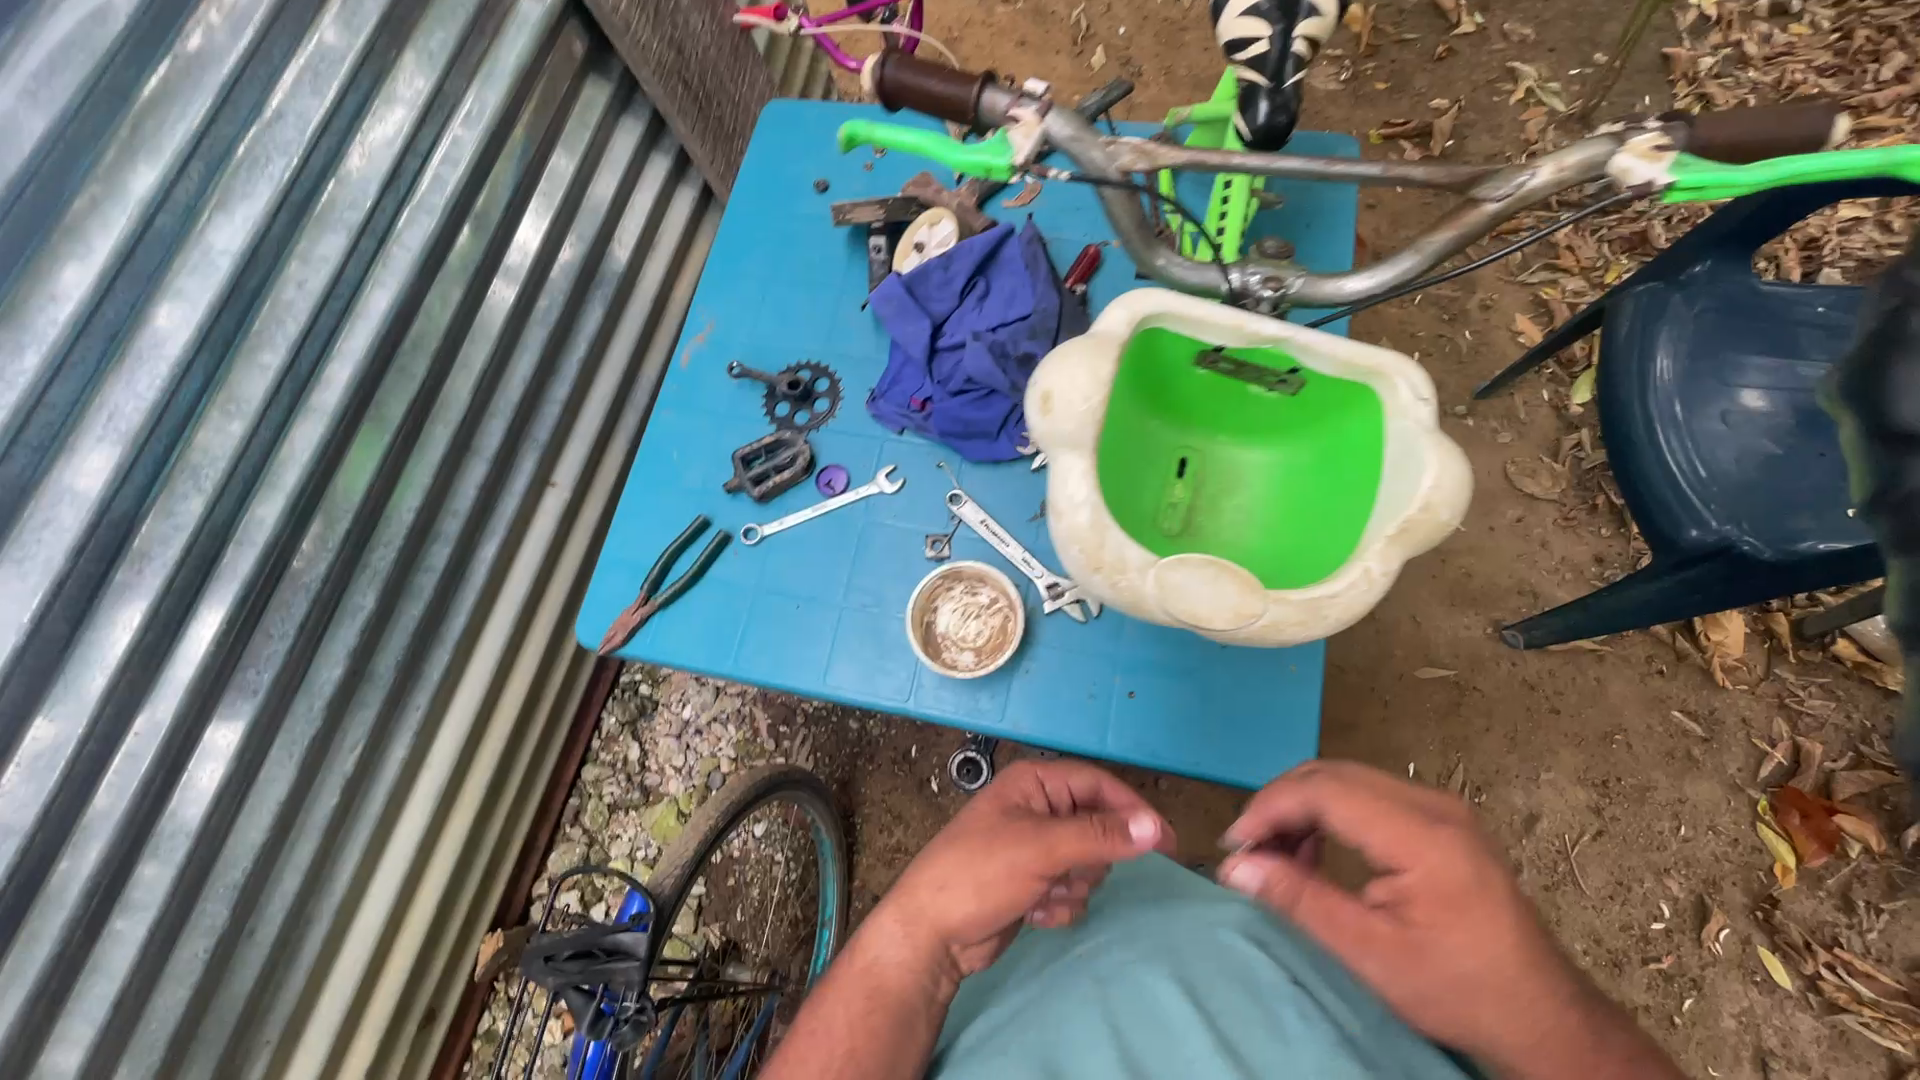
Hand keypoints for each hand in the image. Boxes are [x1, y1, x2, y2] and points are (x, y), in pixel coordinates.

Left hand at [867, 759, 1172, 985]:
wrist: (932, 934)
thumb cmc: (980, 874)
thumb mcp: (1042, 848)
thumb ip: (1101, 835)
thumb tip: (1155, 826)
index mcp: (1034, 783)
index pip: (1099, 784)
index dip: (1133, 810)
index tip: (1167, 842)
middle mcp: (1036, 809)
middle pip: (1098, 828)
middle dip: (1089, 860)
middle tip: (1068, 874)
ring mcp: (1034, 848)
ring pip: (1088, 864)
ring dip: (1072, 887)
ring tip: (1041, 894)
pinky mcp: (1033, 883)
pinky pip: (1072, 890)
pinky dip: (1059, 905)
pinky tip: (1032, 912)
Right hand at [1216, 761, 1680, 1079]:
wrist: (1544, 1018)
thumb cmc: (1457, 990)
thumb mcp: (1371, 955)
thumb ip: (1301, 901)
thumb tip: (1235, 866)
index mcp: (1423, 835)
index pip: (1324, 790)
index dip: (1269, 808)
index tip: (1235, 845)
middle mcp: (1434, 805)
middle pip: (1332, 775)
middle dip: (1279, 804)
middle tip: (1249, 849)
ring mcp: (1441, 809)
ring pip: (1345, 780)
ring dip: (1301, 809)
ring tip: (1278, 857)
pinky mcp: (1441, 821)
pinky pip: (1366, 795)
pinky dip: (1328, 815)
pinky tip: (1316, 855)